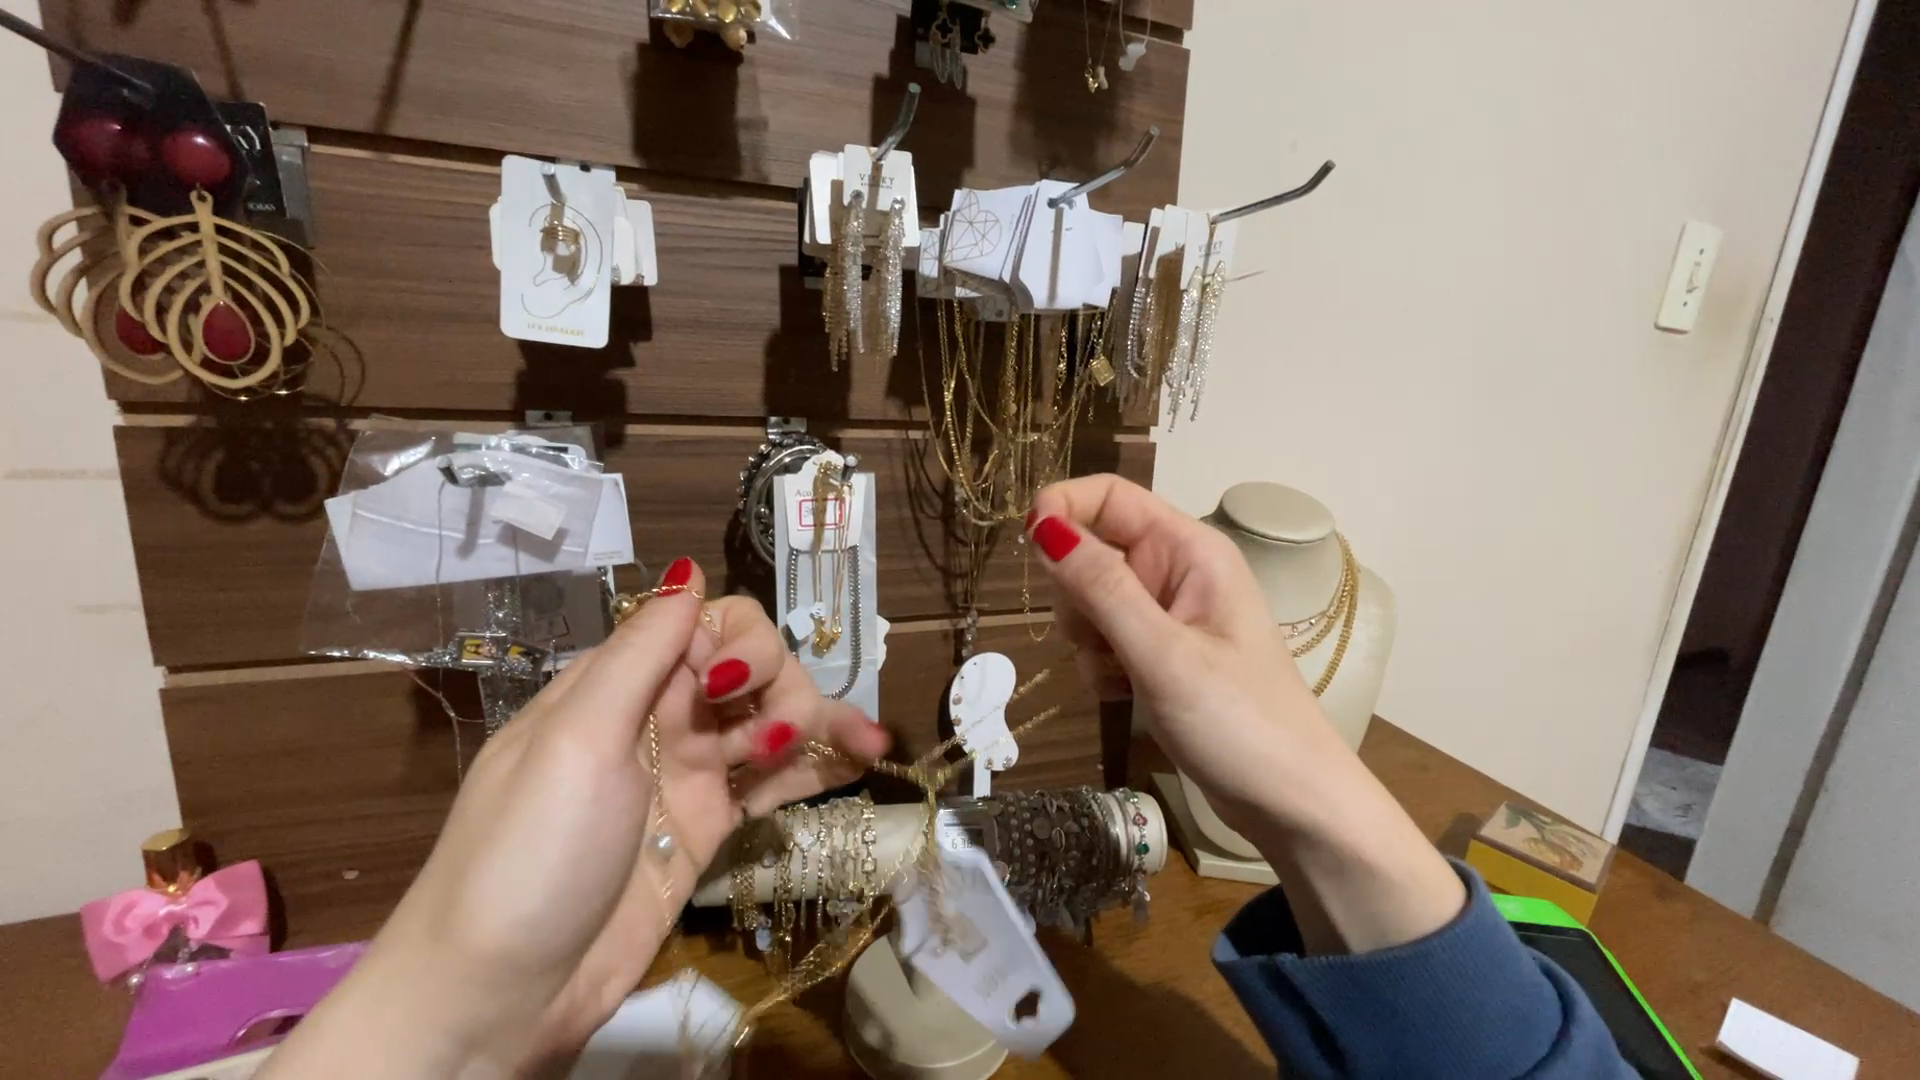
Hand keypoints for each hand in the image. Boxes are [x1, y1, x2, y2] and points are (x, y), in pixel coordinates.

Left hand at [259, 558, 890, 1078]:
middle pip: (752, 669)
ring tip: (867, 744)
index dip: (738, 643)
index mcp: (620, 683)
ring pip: (772, 721)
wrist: (500, 995)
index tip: (730, 686)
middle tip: (773, 739)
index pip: (705, 625)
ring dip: (821, 723)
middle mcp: (662, 715)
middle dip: (782, 687)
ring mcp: (690, 772)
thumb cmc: (530, 852)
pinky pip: (773, 781)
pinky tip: (863, 759)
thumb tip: (688, 570)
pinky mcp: (711, 824)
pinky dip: (817, 766)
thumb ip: (640, 653)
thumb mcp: (576, 740)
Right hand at [1027, 476, 1463, 954]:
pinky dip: (1102, 667)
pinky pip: (1102, 640)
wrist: (1290, 803)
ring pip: (1090, 600)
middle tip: (1101, 637)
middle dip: (1078, 593)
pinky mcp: (1157, 653)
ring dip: (1089, 638)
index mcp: (1189, 550)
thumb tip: (1043, 526)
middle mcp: (1176, 571)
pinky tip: (1129, 694)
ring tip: (1126, 675)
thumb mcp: (1163, 653)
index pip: (1111, 496)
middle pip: (1092, 550)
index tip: (1028, 542)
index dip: (1064, 507)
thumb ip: (1101, 588)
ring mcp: (1166, 615)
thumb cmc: (1238, 722)